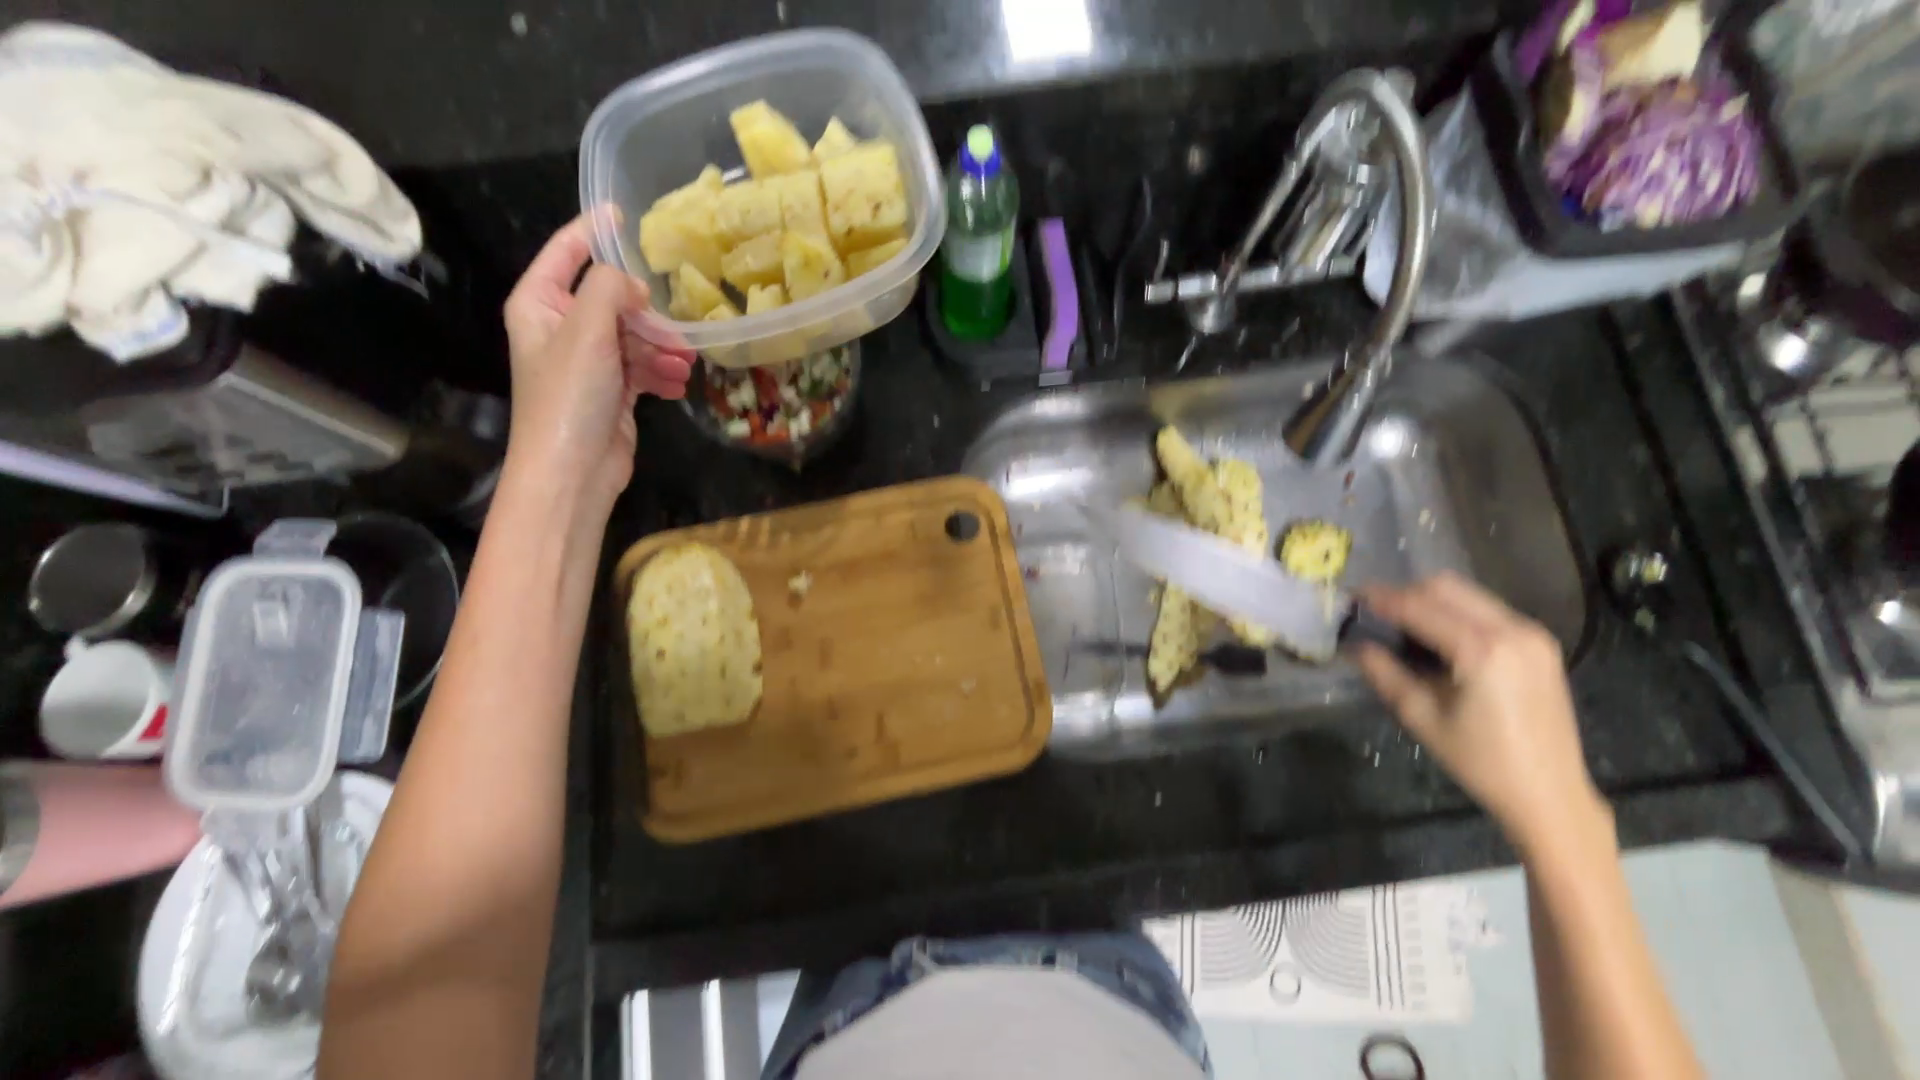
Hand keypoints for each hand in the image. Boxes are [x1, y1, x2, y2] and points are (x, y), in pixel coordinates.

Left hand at [501, 213, 693, 512]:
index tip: (624, 211)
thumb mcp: (586, 330)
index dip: (593, 230)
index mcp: (539, 304)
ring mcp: (589, 362)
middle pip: (611, 298)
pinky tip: (678, 384)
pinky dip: (662, 373)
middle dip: (646, 312)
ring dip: (661, 348)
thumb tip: (635, 284)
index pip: (565, 252)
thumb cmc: (569, 396)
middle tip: (674, 326)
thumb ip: (609, 287)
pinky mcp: (613, 392)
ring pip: (634, 335)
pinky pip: (643, 367)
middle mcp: (562, 328)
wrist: (572, 472)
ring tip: (683, 365)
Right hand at [1355, 573, 1607, 854]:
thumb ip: (1384, 673)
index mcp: (1482, 651)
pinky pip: (1487, 610)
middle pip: (1446, 587)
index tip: (1351, 597)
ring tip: (1402, 623)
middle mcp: (1512, 630)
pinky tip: (1438, 638)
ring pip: (1468, 594)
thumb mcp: (1422, 718)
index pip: (1420, 607)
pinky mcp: (1540, 643)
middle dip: (1405, 594)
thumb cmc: (1481, 762)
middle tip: (1375, 612)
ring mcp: (1531, 633)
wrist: (1550, 792)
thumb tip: (1354, 645)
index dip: (1381, 599)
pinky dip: (1456, 613)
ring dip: (1430, 601)